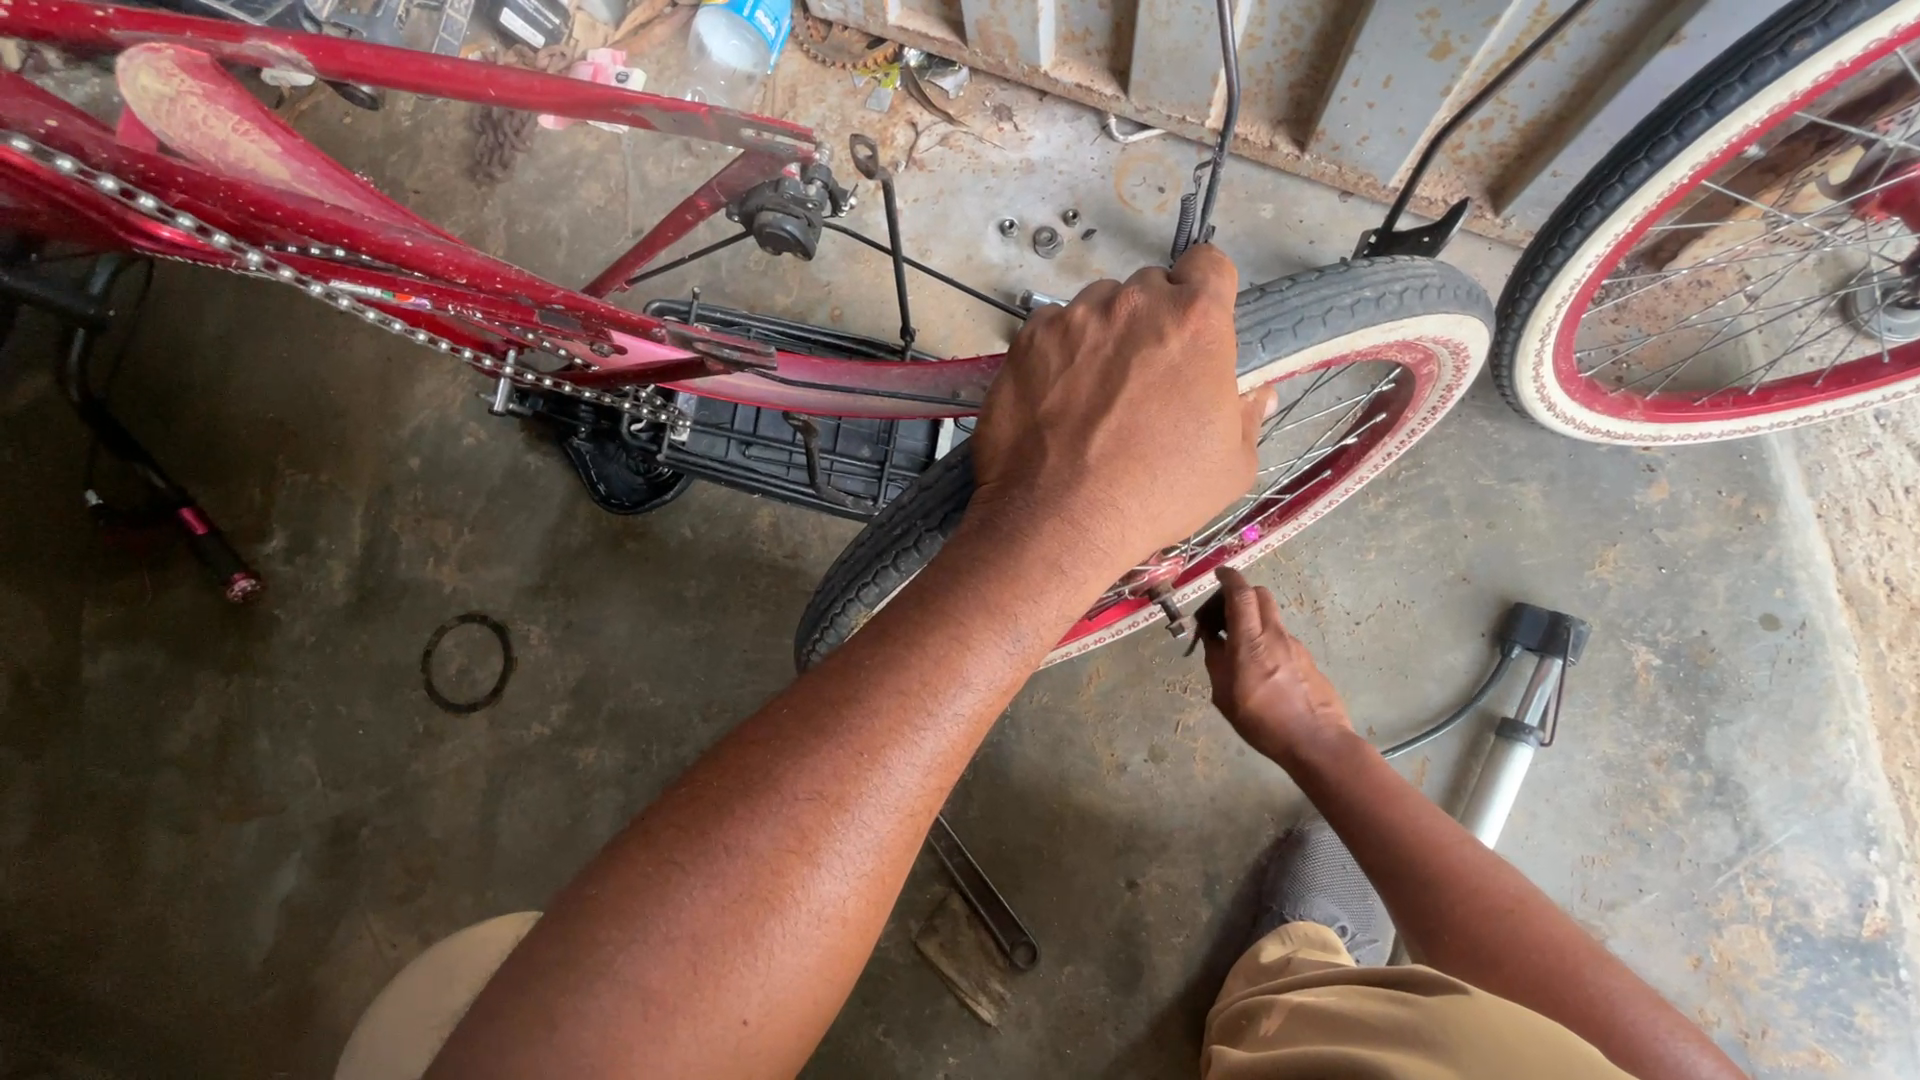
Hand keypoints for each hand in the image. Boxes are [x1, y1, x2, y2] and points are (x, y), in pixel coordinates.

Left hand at [965, 245, 1274, 570]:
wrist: (1058, 519)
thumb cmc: (1155, 494)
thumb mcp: (1231, 467)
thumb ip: (1247, 416)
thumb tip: (1256, 394)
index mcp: (1195, 321)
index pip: (1209, 264)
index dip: (1204, 292)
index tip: (1195, 328)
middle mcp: (1133, 303)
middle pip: (1149, 289)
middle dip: (1151, 322)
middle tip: (1142, 377)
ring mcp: (1074, 318)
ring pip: (1097, 309)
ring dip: (1103, 336)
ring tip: (1093, 393)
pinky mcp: (1027, 340)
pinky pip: (1051, 331)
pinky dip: (1057, 355)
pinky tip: (1056, 400)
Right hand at [1201, 566, 1351, 764]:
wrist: (1317, 741)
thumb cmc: (1263, 721)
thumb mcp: (1224, 695)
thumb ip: (1217, 661)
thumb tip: (1212, 639)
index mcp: (1250, 642)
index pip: (1241, 594)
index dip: (1229, 578)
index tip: (1219, 574)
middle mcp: (1274, 636)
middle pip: (1260, 594)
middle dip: (1239, 594)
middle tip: (1221, 613)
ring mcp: (1295, 646)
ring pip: (1270, 617)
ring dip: (1251, 620)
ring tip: (1236, 648)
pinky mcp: (1307, 660)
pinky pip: (1280, 639)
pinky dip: (1264, 640)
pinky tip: (1258, 669)